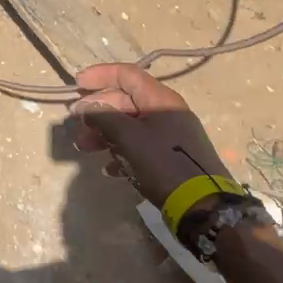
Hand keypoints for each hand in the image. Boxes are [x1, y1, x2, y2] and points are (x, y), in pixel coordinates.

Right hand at [69, 63, 229, 206]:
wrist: (205, 208)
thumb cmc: (164, 163)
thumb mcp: (128, 136)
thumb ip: (102, 116)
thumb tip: (86, 108)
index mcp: (160, 100)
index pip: (126, 74)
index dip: (99, 75)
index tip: (77, 85)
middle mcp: (167, 113)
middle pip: (124, 101)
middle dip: (97, 112)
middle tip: (78, 125)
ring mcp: (171, 137)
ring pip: (129, 126)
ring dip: (104, 134)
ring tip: (86, 149)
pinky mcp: (171, 158)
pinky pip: (139, 146)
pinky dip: (121, 152)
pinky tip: (110, 168)